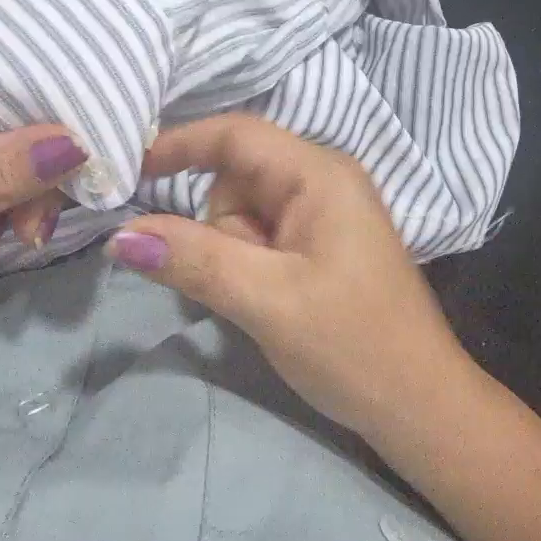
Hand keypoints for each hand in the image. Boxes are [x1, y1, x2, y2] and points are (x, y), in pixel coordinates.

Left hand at [0, 57, 87, 421]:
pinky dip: (8, 205)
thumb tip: (78, 139)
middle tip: (49, 220)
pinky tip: (4, 235)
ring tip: (23, 236)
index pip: (6, 75)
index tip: (106, 148)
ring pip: (9, 145)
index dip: (59, 105)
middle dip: (45, 160)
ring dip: (28, 190)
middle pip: (14, 109)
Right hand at [105, 113, 471, 435]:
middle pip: (235, 177)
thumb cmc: (352, 345)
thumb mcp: (266, 301)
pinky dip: (247, 263)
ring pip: (242, 211)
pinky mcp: (322, 242)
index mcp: (320, 173)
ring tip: (264, 299)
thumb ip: (194, 260)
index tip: (128, 172)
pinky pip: (262, 235)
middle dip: (218, 227)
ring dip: (232, 252)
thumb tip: (120, 235)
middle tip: (243, 282)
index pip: (236, 134)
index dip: (179, 144)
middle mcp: (324, 178)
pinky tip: (269, 301)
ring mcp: (325, 211)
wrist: (420, 406)